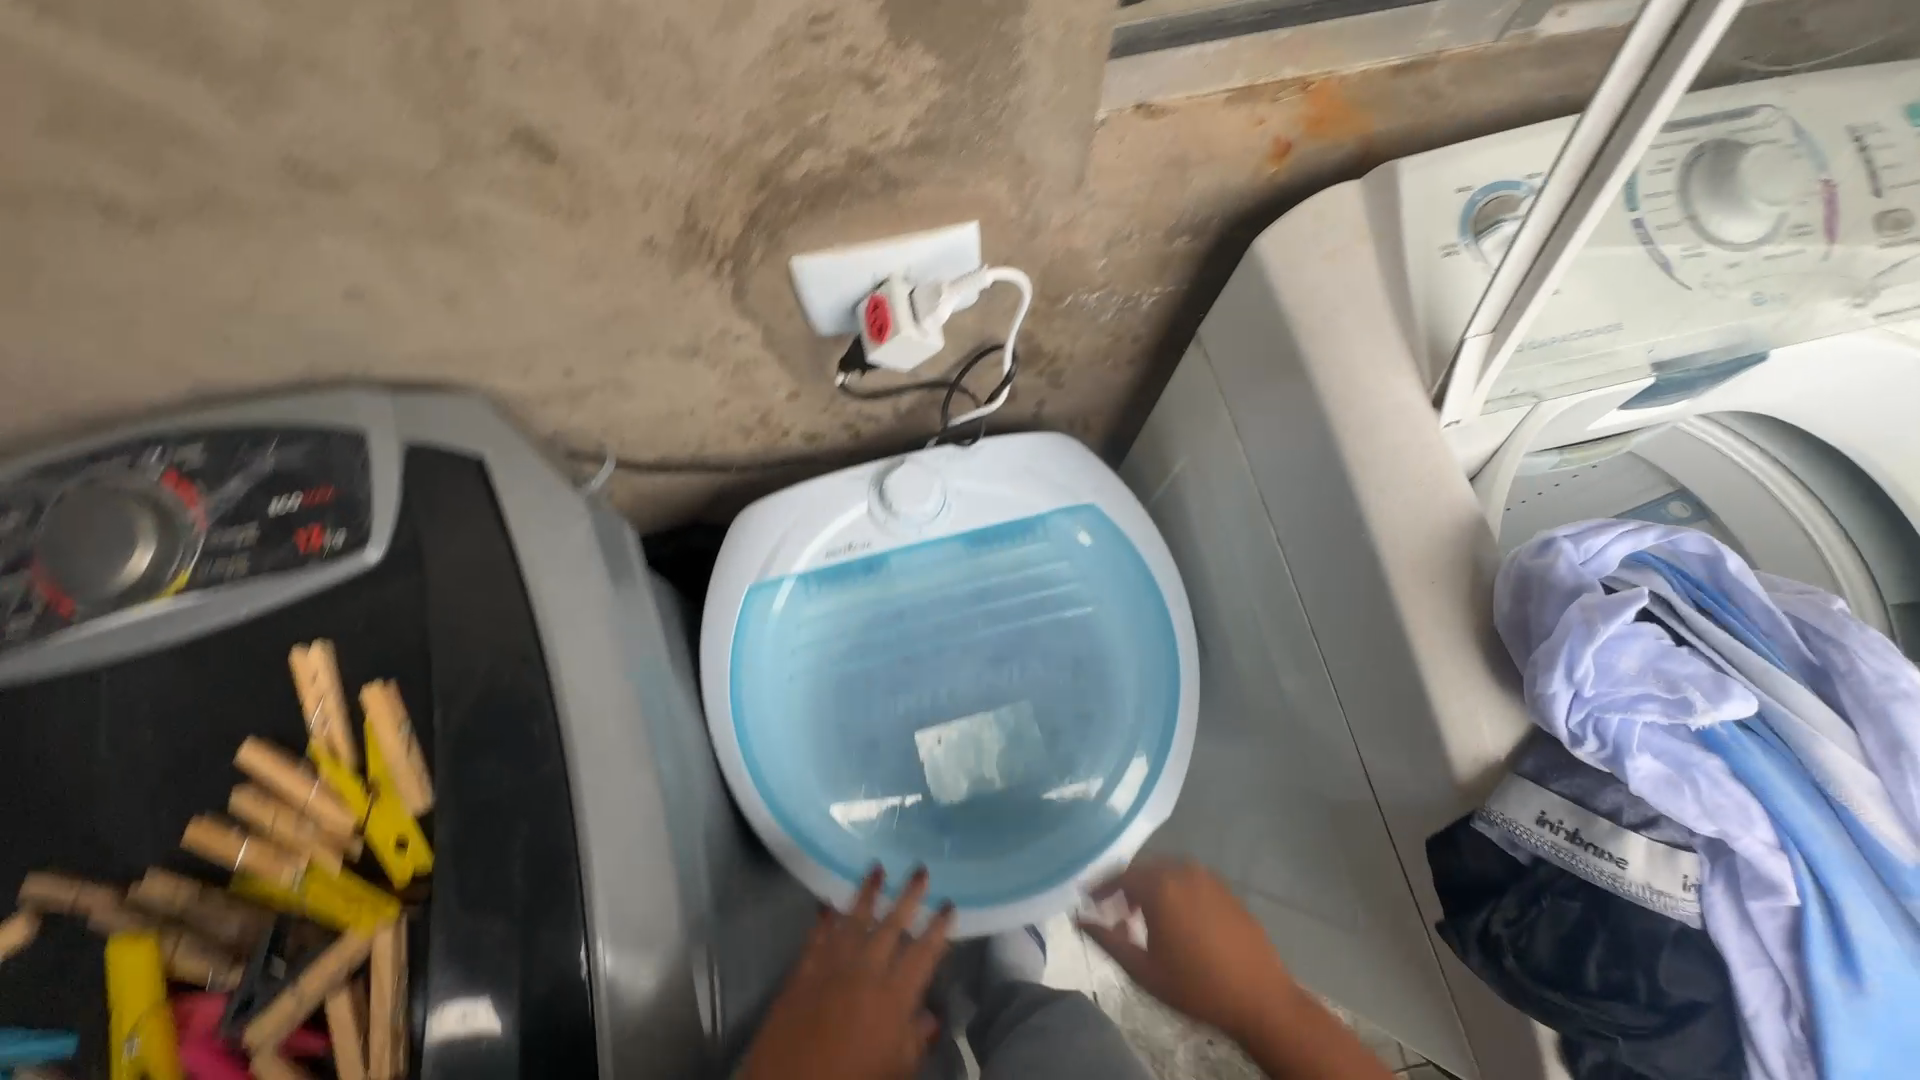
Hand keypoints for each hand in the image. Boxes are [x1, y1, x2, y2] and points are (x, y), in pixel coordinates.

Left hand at [739, 866, 955, 1079]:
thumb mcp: (897, 1068)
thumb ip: (916, 1039)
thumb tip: (931, 1015)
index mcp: (894, 995)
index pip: (923, 952)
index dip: (938, 928)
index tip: (948, 904)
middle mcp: (866, 971)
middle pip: (891, 925)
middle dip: (908, 896)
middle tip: (920, 870)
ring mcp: (832, 966)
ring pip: (854, 920)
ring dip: (867, 893)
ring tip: (876, 868)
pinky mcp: (803, 971)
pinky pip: (818, 936)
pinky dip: (824, 918)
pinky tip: (829, 903)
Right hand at [1077, 857, 1297, 1040]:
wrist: (1260, 999)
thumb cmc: (1195, 986)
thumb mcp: (1143, 970)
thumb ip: (1107, 940)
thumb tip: (1079, 920)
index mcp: (1160, 885)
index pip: (1120, 875)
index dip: (1102, 887)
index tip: (1090, 901)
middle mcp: (1183, 871)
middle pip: (1145, 870)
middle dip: (1128, 888)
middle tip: (1117, 914)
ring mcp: (1209, 878)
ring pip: (1169, 874)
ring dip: (1153, 889)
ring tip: (1146, 919)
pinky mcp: (1228, 890)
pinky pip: (1191, 882)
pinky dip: (1176, 893)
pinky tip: (1178, 921)